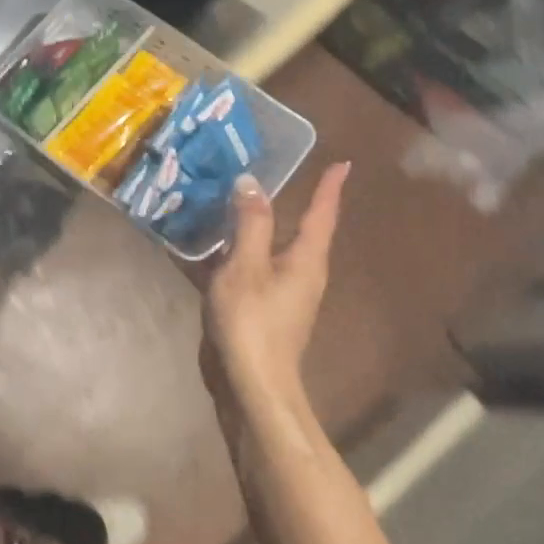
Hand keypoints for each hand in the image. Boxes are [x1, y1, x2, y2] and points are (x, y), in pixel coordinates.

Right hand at [201, 162, 349, 405]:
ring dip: (247, 225)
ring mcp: (278, 292)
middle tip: (263, 173)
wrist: (250, 380)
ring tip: (222, 201)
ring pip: (265, 247)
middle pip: (295, 230)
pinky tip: (201, 244)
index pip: (321, 216)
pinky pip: (244, 266)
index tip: (342, 163)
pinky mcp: (256, 306)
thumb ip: (250, 225)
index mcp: (305, 261)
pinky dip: (227, 250)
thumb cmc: (252, 320)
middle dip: (284, 203)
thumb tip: (252, 183)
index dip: (329, 188)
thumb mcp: (246, 267)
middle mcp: (299, 273)